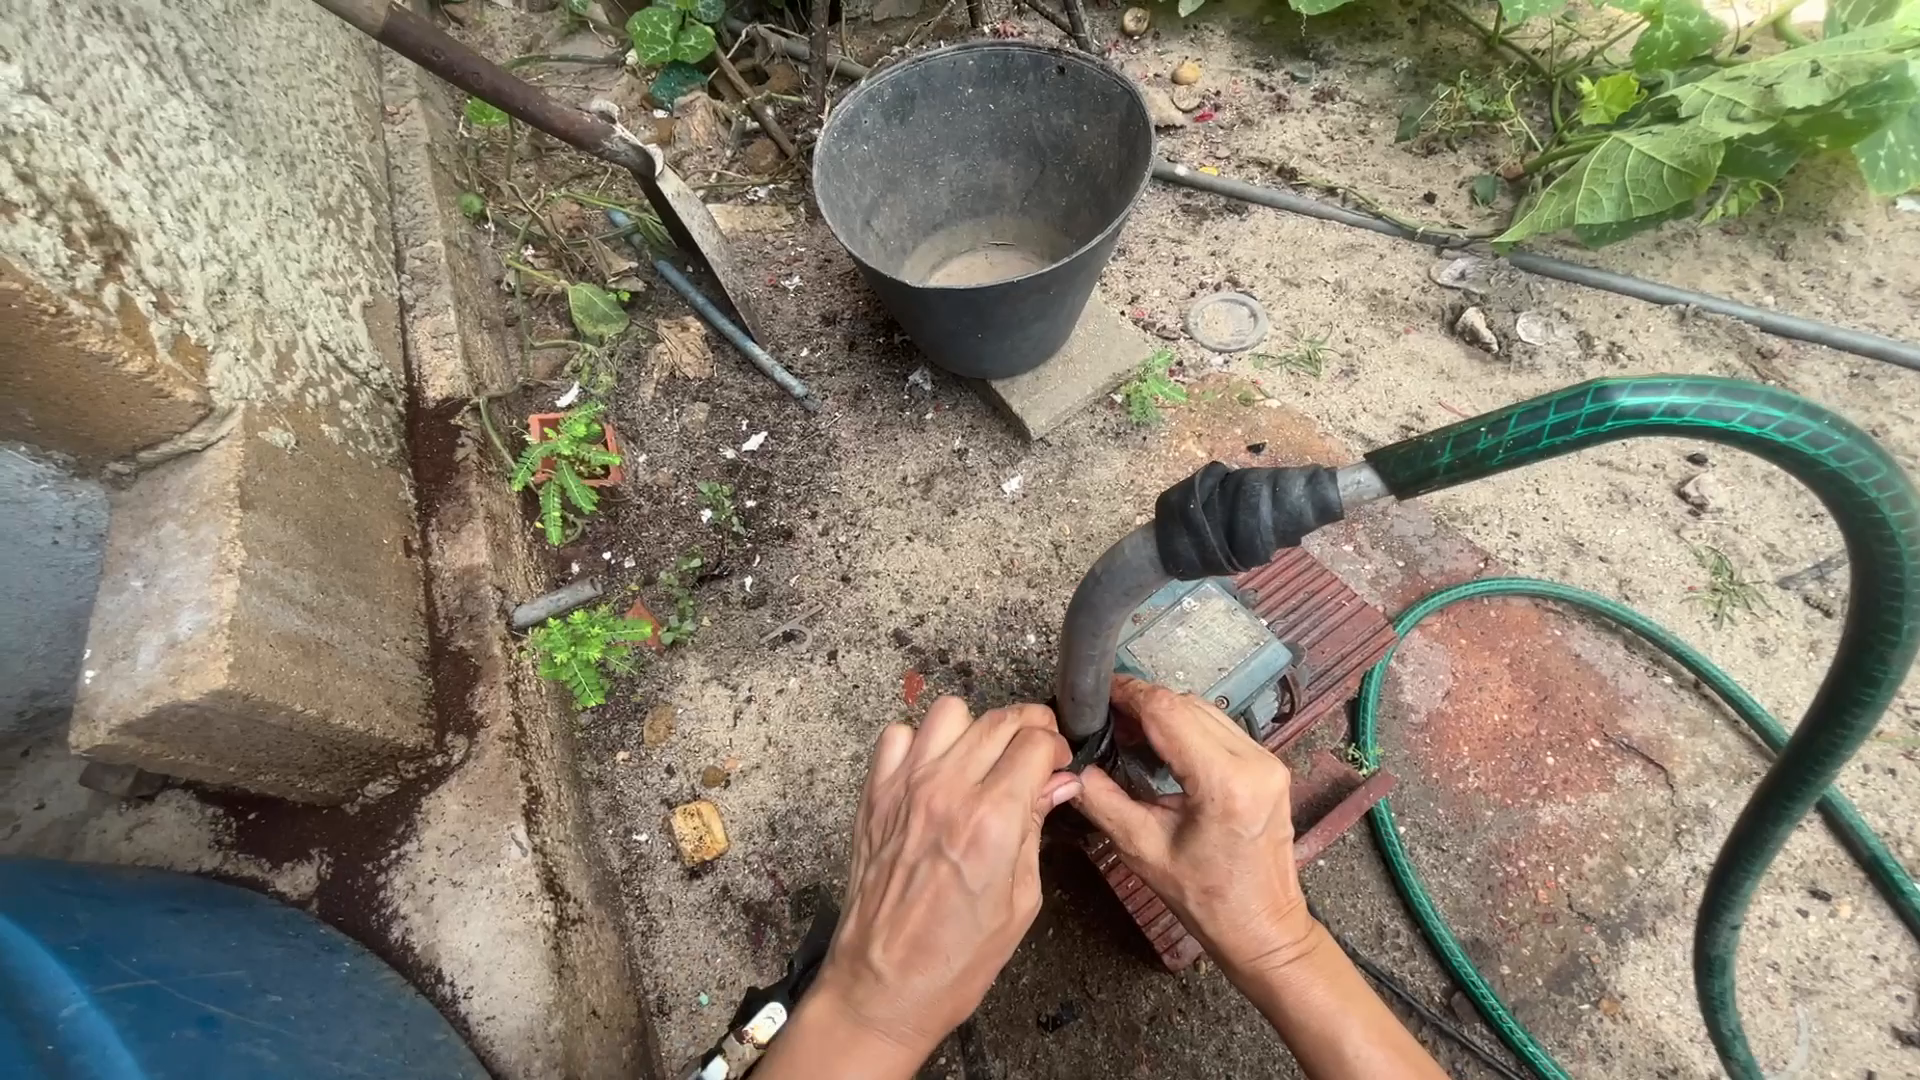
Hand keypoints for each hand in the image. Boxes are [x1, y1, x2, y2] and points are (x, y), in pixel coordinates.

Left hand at [769, 697, 1080, 1074]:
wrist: (882, 986)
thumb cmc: (956, 959)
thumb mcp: (1021, 900)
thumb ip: (1037, 827)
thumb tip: (1058, 782)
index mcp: (992, 821)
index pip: (1035, 742)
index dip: (1056, 748)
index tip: (1058, 763)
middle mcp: (948, 790)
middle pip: (1000, 719)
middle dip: (1028, 728)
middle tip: (1033, 754)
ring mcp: (905, 785)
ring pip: (950, 711)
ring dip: (974, 728)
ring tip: (981, 760)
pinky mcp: (874, 792)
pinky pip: (898, 733)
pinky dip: (920, 742)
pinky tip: (933, 770)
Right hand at [1073, 675, 1316, 976]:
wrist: (1265, 931)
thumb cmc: (1207, 900)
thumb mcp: (1141, 849)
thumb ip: (1101, 799)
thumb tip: (1072, 766)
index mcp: (1224, 782)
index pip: (1168, 711)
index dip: (1129, 694)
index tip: (1100, 693)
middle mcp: (1254, 762)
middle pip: (1186, 704)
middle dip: (1143, 703)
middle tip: (1108, 718)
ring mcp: (1267, 761)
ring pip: (1204, 709)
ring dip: (1165, 712)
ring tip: (1129, 730)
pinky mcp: (1269, 766)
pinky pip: (1220, 726)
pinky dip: (1186, 725)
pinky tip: (1161, 744)